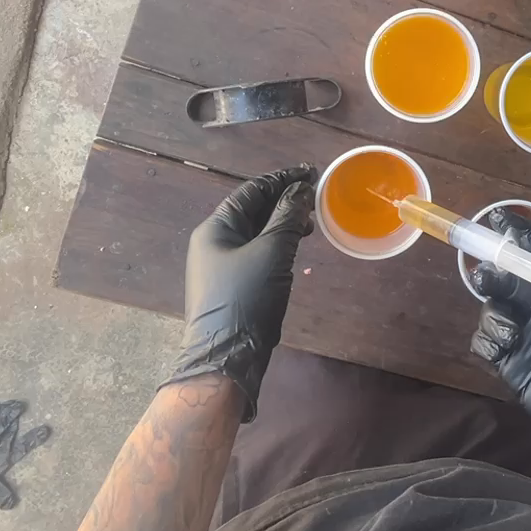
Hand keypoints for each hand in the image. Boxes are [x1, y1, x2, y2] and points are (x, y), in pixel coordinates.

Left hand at [165, 164, 315, 419]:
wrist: (227, 358)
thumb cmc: (247, 297)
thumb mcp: (273, 251)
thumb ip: (288, 216)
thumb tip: (301, 188)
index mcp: (216, 227)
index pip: (252, 190)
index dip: (283, 178)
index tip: (312, 172)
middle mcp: (214, 241)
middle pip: (253, 209)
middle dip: (285, 199)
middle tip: (316, 196)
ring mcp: (221, 264)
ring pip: (256, 231)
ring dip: (284, 221)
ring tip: (311, 222)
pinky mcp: (232, 283)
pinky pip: (257, 250)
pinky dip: (278, 242)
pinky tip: (296, 246)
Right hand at [469, 211, 530, 497]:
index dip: (524, 237)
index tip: (500, 219)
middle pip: (511, 279)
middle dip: (496, 271)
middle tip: (489, 276)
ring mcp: (527, 339)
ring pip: (494, 309)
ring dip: (493, 311)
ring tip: (511, 333)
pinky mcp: (513, 368)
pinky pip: (486, 344)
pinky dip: (486, 340)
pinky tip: (504, 350)